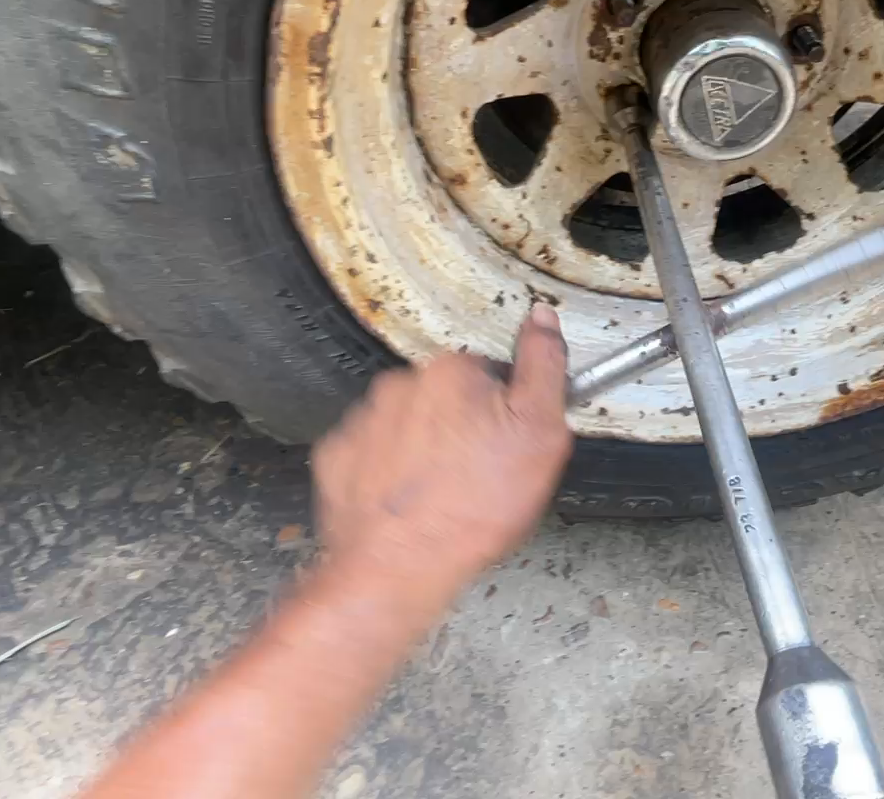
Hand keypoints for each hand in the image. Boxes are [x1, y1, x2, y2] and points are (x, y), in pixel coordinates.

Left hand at [311, 304, 571, 602]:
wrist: (396, 568)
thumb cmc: (473, 506)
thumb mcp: (538, 431)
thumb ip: (544, 364)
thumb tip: (543, 316)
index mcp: (452, 371)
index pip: (491, 374)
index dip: (507, 411)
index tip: (510, 442)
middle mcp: (402, 384)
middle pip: (448, 397)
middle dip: (465, 426)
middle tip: (481, 472)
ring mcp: (364, 420)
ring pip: (410, 423)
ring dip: (427, 446)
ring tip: (444, 491)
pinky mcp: (338, 456)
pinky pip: (373, 451)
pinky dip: (390, 468)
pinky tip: (409, 499)